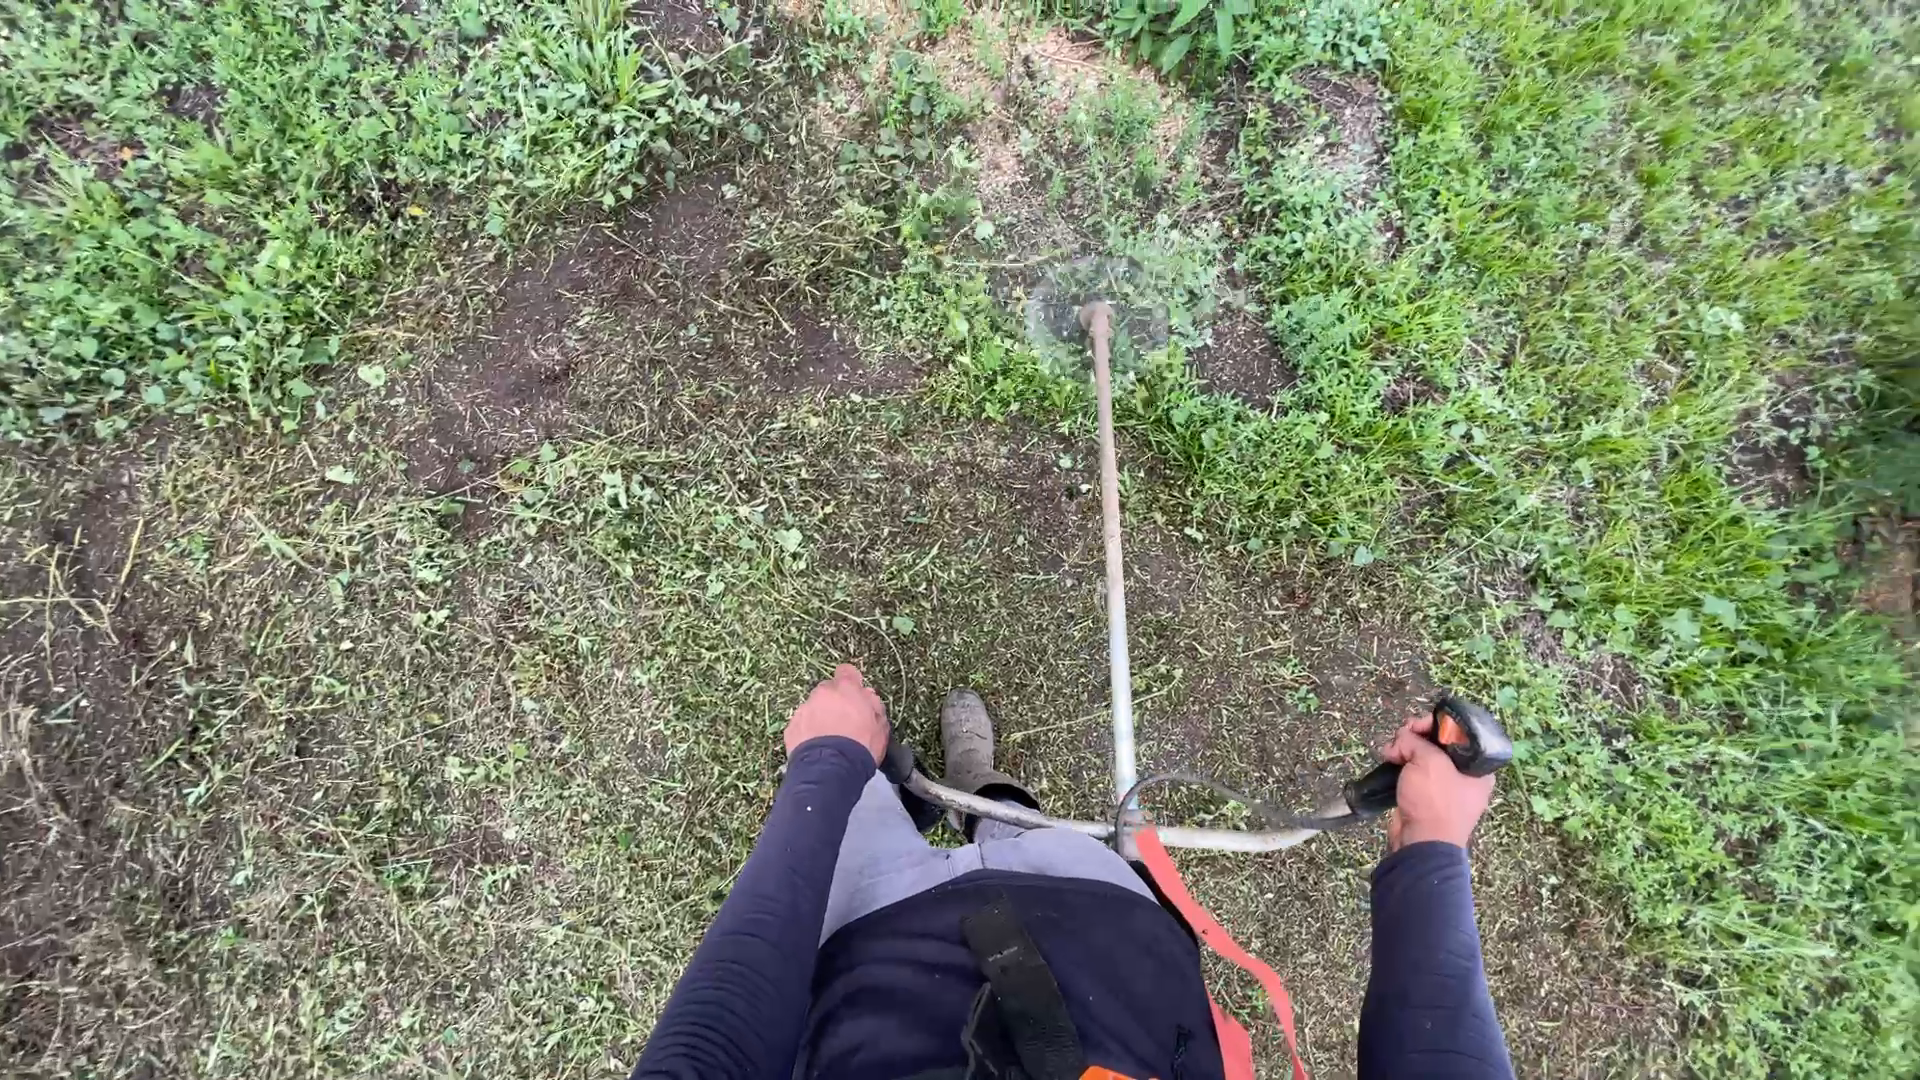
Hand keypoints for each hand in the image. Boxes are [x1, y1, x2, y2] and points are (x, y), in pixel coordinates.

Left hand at [784, 664, 887, 763]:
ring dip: (820, 717)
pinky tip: (818, 748)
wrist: (831, 771)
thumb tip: (868, 696)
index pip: (846, 671)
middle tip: (843, 722)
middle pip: (828, 691)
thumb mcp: (880, 727)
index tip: (854, 693)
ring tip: (829, 739)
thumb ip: (874, 706)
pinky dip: (808, 732)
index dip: (850, 681)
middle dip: (834, 702)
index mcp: (846, 689)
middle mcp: (823, 694)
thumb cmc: (861, 747)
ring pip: (813, 707)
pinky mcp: (791, 727)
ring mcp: (804, 710)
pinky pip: (801, 724)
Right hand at [1382, 712, 1495, 850]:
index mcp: (1478, 767)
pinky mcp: (1425, 793)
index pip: (1458, 733)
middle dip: (1414, 736)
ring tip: (1389, 753)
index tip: (1414, 726)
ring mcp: (1444, 785)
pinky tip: (1388, 760)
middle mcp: (1464, 774)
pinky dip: (1400, 762)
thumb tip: (1401, 740)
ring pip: (1422, 754)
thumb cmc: (1435, 800)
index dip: (1435, 725)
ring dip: (1403, 748)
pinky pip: (1413, 770)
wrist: (1423, 841)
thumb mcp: (1429, 761)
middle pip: (1437, 742)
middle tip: (1400, 739)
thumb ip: (1416, 741)